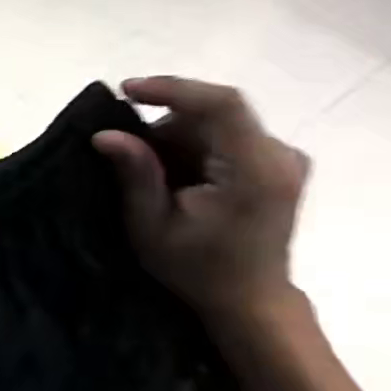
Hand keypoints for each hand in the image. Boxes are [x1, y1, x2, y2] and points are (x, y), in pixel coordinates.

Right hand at [93, 77, 309, 321]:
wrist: (250, 301)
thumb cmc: (198, 271)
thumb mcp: (153, 229)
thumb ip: (135, 176)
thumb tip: (105, 134)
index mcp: (256, 172)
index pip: (221, 105)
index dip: (174, 89)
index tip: (127, 91)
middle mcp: (280, 155)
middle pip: (214, 114)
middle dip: (167, 127)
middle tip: (134, 158)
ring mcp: (286, 157)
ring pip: (218, 123)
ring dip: (180, 139)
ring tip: (160, 179)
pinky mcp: (281, 162)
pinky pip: (229, 135)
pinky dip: (197, 147)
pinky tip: (182, 178)